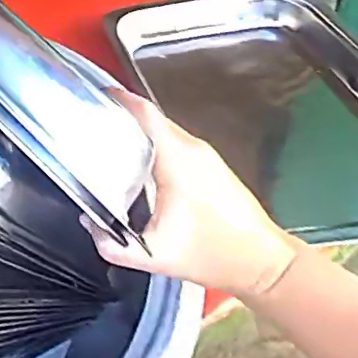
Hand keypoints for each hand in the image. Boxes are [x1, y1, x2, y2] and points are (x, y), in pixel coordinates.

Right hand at [85, 91, 300, 300]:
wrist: (264, 265)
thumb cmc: (217, 255)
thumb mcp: (157, 256)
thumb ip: (116, 247)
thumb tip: (93, 230)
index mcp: (177, 158)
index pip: (145, 112)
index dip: (120, 98)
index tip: (101, 93)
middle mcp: (193, 149)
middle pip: (153, 118)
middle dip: (125, 116)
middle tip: (100, 122)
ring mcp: (206, 156)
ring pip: (166, 131)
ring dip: (142, 131)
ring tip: (117, 141)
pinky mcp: (213, 166)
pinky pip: (178, 143)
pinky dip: (158, 144)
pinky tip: (146, 164)